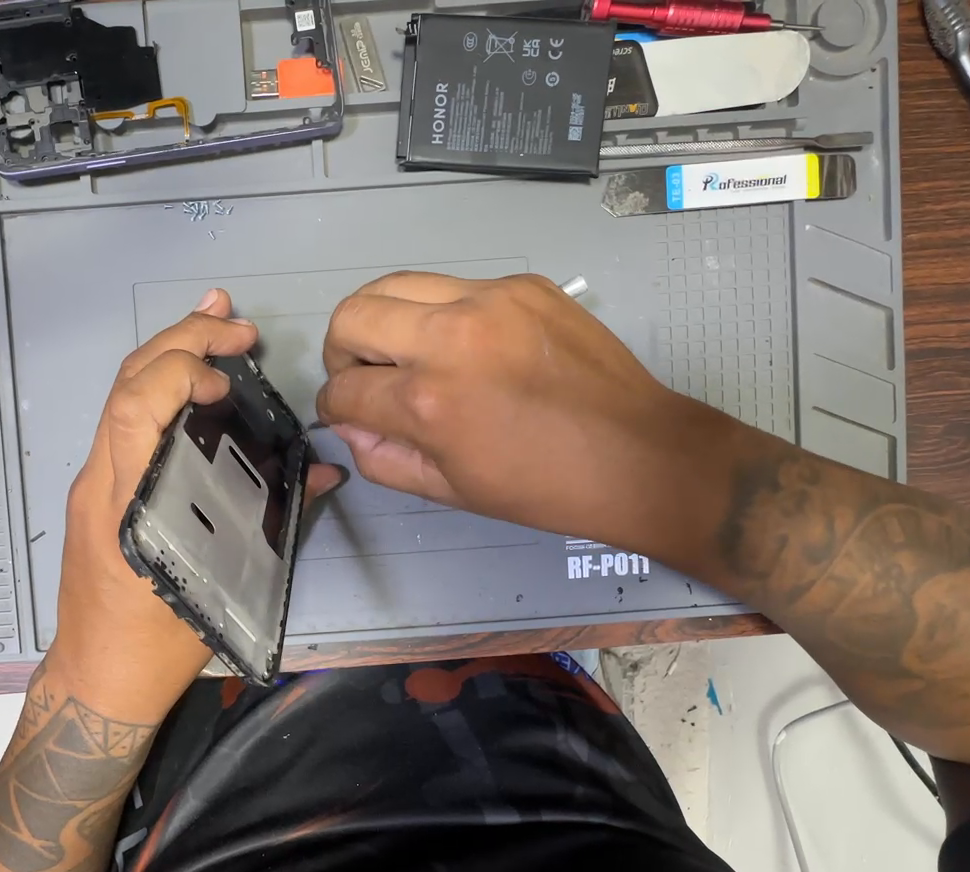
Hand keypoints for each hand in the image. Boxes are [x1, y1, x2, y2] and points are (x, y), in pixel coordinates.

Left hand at [54, 289, 339, 718]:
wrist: (98, 679)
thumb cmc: (157, 646)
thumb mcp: (224, 588)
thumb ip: (274, 526)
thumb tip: (324, 476)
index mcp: (121, 504)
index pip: (133, 408)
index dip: (178, 372)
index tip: (228, 377)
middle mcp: (98, 482)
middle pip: (125, 385)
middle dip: (180, 340)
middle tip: (235, 323)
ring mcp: (92, 485)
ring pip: (121, 398)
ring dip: (168, 355)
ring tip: (215, 328)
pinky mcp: (98, 492)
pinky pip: (126, 422)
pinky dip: (159, 389)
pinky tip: (191, 382)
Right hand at [314, 272, 726, 550]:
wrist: (636, 454)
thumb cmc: (540, 487)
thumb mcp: (448, 490)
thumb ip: (380, 455)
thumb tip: (350, 422)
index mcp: (428, 402)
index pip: (342, 390)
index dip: (333, 408)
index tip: (348, 414)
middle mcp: (449, 336)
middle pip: (351, 316)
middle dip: (342, 352)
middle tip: (366, 378)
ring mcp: (488, 299)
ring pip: (393, 284)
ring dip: (382, 321)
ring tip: (405, 354)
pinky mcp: (521, 283)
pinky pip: (450, 286)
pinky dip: (437, 314)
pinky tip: (466, 347)